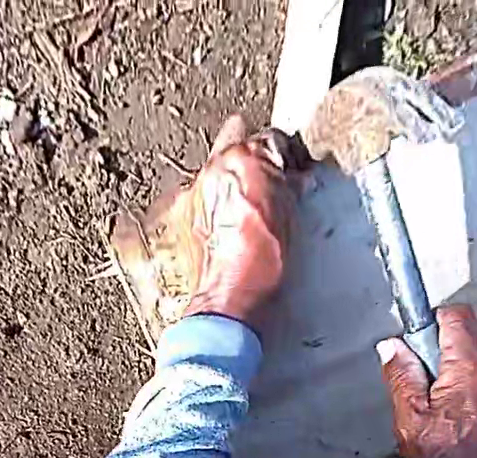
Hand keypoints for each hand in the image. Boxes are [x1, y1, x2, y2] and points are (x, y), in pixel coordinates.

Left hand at [181, 115, 293, 326]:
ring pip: (216, 167)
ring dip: (230, 180)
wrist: (228, 299)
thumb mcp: (290, 222)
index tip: (291, 175)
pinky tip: (224, 226)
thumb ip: (288, 189)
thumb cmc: (262, 266)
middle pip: (236, 140)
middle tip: (266, 184)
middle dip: (251, 158)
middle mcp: (215, 164)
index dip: (285, 158)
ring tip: (243, 211)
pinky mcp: (182, 212)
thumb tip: (294, 180)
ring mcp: (195, 187)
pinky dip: (213, 204)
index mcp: (247, 158)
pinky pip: (201, 194)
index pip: (272, 139)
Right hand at [379, 305, 476, 457]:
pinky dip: (462, 394)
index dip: (429, 321)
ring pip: (469, 364)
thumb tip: (391, 346)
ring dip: (448, 378)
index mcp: (471, 369)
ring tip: (434, 415)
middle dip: (434, 356)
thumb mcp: (411, 421)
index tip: (412, 342)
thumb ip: (401, 378)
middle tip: (418, 390)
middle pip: (462, 339)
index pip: (455, 315)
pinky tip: (450, 424)